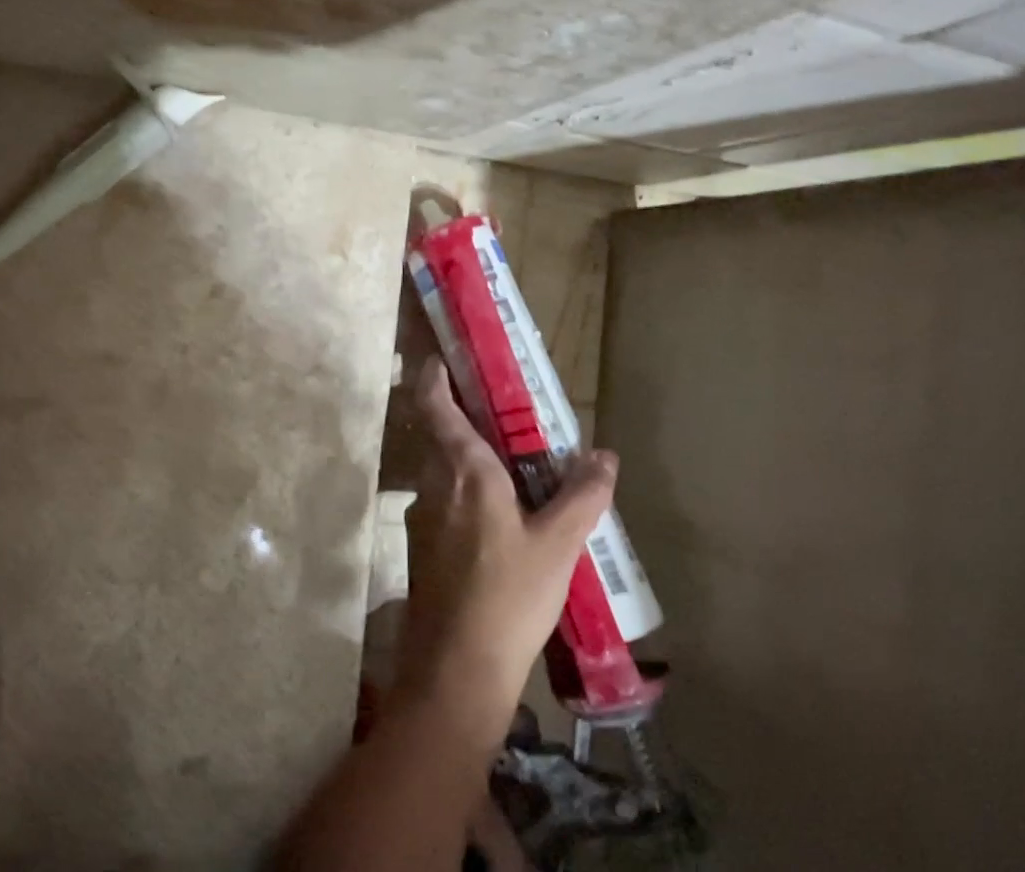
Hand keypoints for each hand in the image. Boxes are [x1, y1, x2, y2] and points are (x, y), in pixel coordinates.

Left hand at [397, 356, 619, 743]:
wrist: (457, 667)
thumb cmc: (509, 596)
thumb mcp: (559, 544)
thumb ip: (582, 495)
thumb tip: (603, 456)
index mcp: (462, 473)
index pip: (435, 408)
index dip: (432, 378)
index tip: (440, 358)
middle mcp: (432, 488)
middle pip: (440, 439)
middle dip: (465, 422)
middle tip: (505, 418)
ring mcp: (421, 521)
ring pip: (443, 476)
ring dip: (469, 464)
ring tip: (514, 471)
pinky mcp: (422, 553)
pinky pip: (445, 507)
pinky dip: (467, 499)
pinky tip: (501, 524)